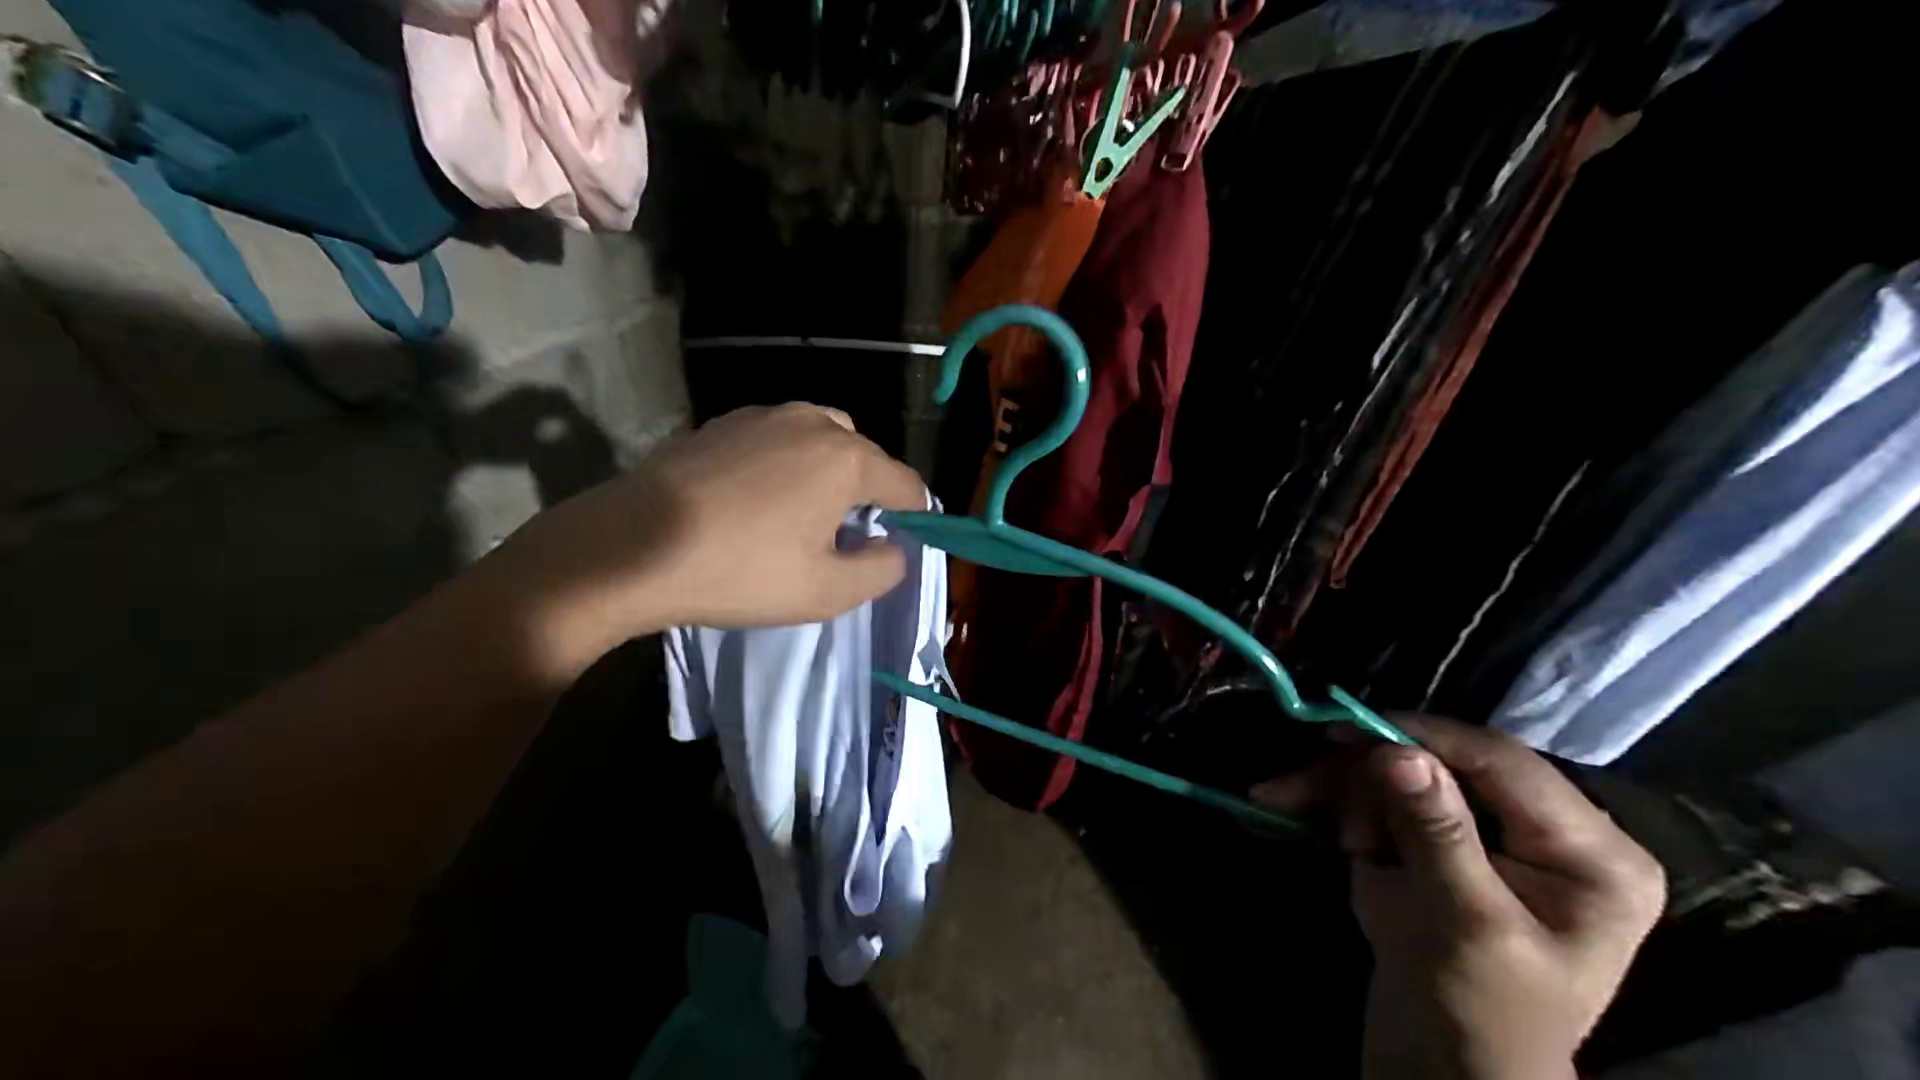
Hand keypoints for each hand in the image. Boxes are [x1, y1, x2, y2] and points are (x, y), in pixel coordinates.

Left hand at [479, 403, 926, 677]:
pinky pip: (777, 438)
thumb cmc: (740, 571)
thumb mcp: (827, 592)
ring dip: (826, 472)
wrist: (631, 547)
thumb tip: (894, 549)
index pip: (905, 484)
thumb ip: (881, 569)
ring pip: (820, 439)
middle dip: (867, 492)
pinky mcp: (723, 423)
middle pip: (864, 456)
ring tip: (800, 514)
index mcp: (846, 458)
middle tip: (844, 536)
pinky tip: (756, 499)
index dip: (913, 517)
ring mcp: (764, 416)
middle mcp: (813, 422)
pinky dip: (785, 463)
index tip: (902, 543)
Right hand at [1255, 717, 1665, 1079]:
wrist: (1443, 1053)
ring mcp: (1486, 823)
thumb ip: (1437, 833)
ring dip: (1345, 793)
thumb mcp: (1465, 923)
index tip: (1344, 729)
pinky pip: (1377, 790)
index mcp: (1591, 849)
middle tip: (1297, 789)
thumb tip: (1398, 752)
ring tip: (1318, 832)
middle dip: (1366, 776)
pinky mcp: (1437, 828)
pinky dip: (1334, 798)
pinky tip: (1289, 803)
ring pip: (1398, 769)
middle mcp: (1544, 822)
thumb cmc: (1478, 1006)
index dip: (1423, 737)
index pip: (1502, 761)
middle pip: (1440, 760)